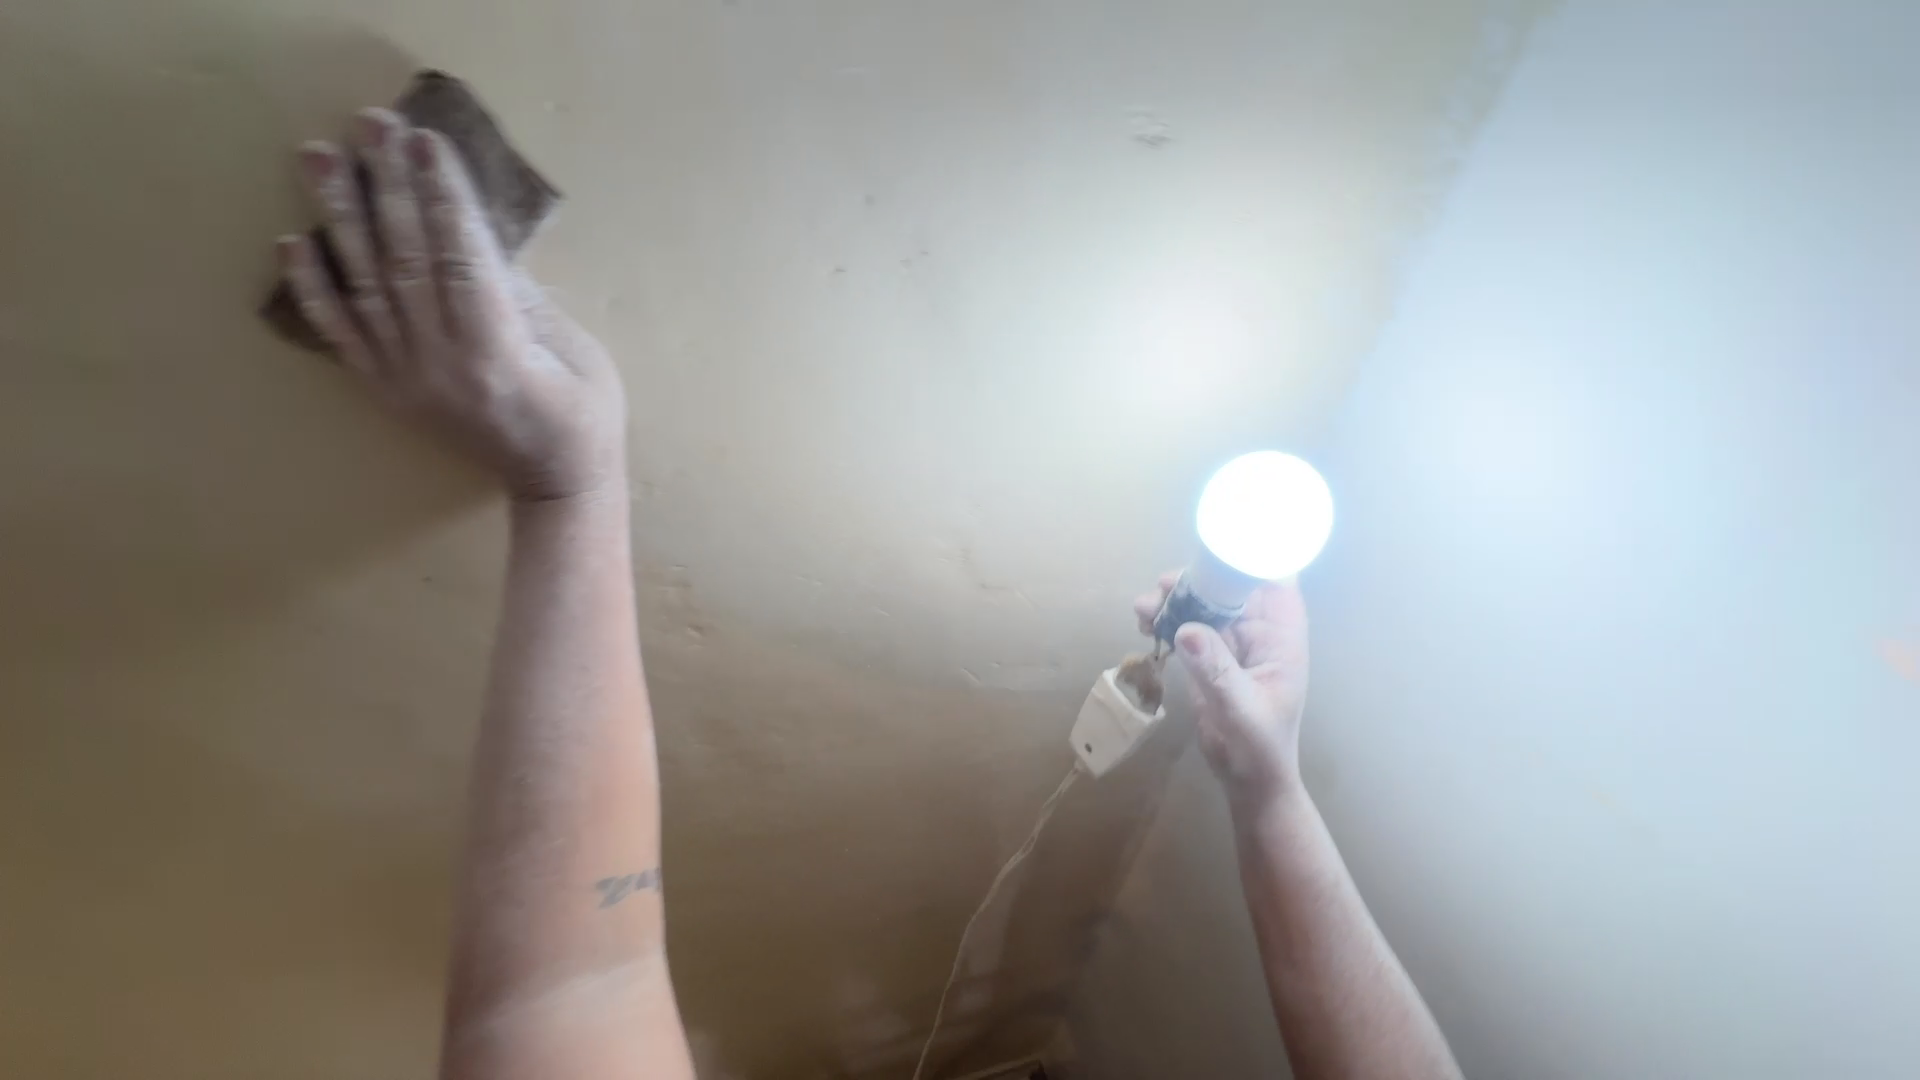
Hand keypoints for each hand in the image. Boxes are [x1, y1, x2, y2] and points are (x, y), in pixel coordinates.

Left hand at [278, 109, 625, 502]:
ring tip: (319, 157)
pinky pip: (341, 334)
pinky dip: (314, 288)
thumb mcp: (581, 354)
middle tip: (370, 124)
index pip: (462, 256)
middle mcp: (441, 359)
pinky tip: (295, 242)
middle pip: (406, 258)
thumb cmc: (587, 418)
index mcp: (499, 351)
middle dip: (388, 186)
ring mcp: (406, 376)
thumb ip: (531, 301)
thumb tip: (484, 245)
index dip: (443, 195)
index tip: (426, 141)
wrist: (558, 481)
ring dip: (340, 217)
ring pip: (365, 285)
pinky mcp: (388, 390)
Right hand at [1135, 571, 1310, 807]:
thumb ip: (1216, 670)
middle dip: (1197, 578)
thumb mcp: (1241, 711)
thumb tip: (1185, 629)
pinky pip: (1186, 625)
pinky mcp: (1209, 655)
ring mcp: (1231, 643)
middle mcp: (1258, 632)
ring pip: (1203, 603)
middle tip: (1163, 585)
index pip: (1276, 581)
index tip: (1216, 548)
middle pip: (1230, 585)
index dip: (1253, 556)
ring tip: (1143, 607)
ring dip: (1173, 599)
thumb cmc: (1260, 749)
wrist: (1248, 780)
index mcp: (1281, 638)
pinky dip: (1166, 619)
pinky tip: (1144, 624)